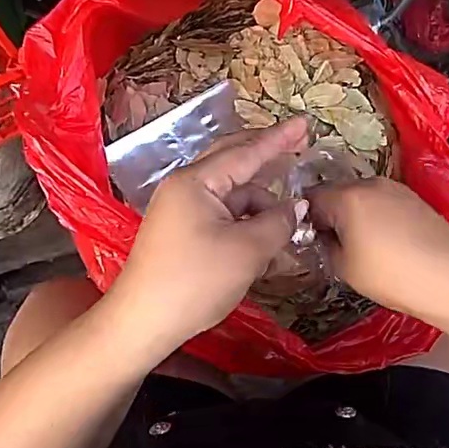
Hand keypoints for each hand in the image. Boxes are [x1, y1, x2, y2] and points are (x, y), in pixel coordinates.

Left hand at [109, 119, 310, 350]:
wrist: (143, 322)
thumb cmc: (195, 281)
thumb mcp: (247, 251)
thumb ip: (279, 222)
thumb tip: (297, 206)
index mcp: (196, 182)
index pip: (246, 152)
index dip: (280, 139)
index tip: (305, 125)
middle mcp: (185, 187)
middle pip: (235, 163)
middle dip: (268, 159)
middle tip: (302, 147)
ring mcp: (181, 210)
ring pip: (232, 196)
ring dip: (261, 206)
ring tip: (289, 228)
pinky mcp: (182, 232)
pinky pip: (223, 215)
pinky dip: (247, 224)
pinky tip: (265, 242)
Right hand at [307, 177, 448, 322]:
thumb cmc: (391, 275)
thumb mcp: (345, 268)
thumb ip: (326, 245)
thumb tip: (324, 235)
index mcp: (347, 196)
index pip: (311, 198)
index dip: (305, 219)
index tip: (309, 241)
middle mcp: (371, 183)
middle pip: (338, 193)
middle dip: (331, 214)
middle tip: (333, 245)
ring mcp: (396, 188)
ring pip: (362, 197)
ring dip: (355, 215)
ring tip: (361, 246)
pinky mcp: (415, 199)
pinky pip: (384, 202)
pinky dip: (377, 217)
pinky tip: (385, 242)